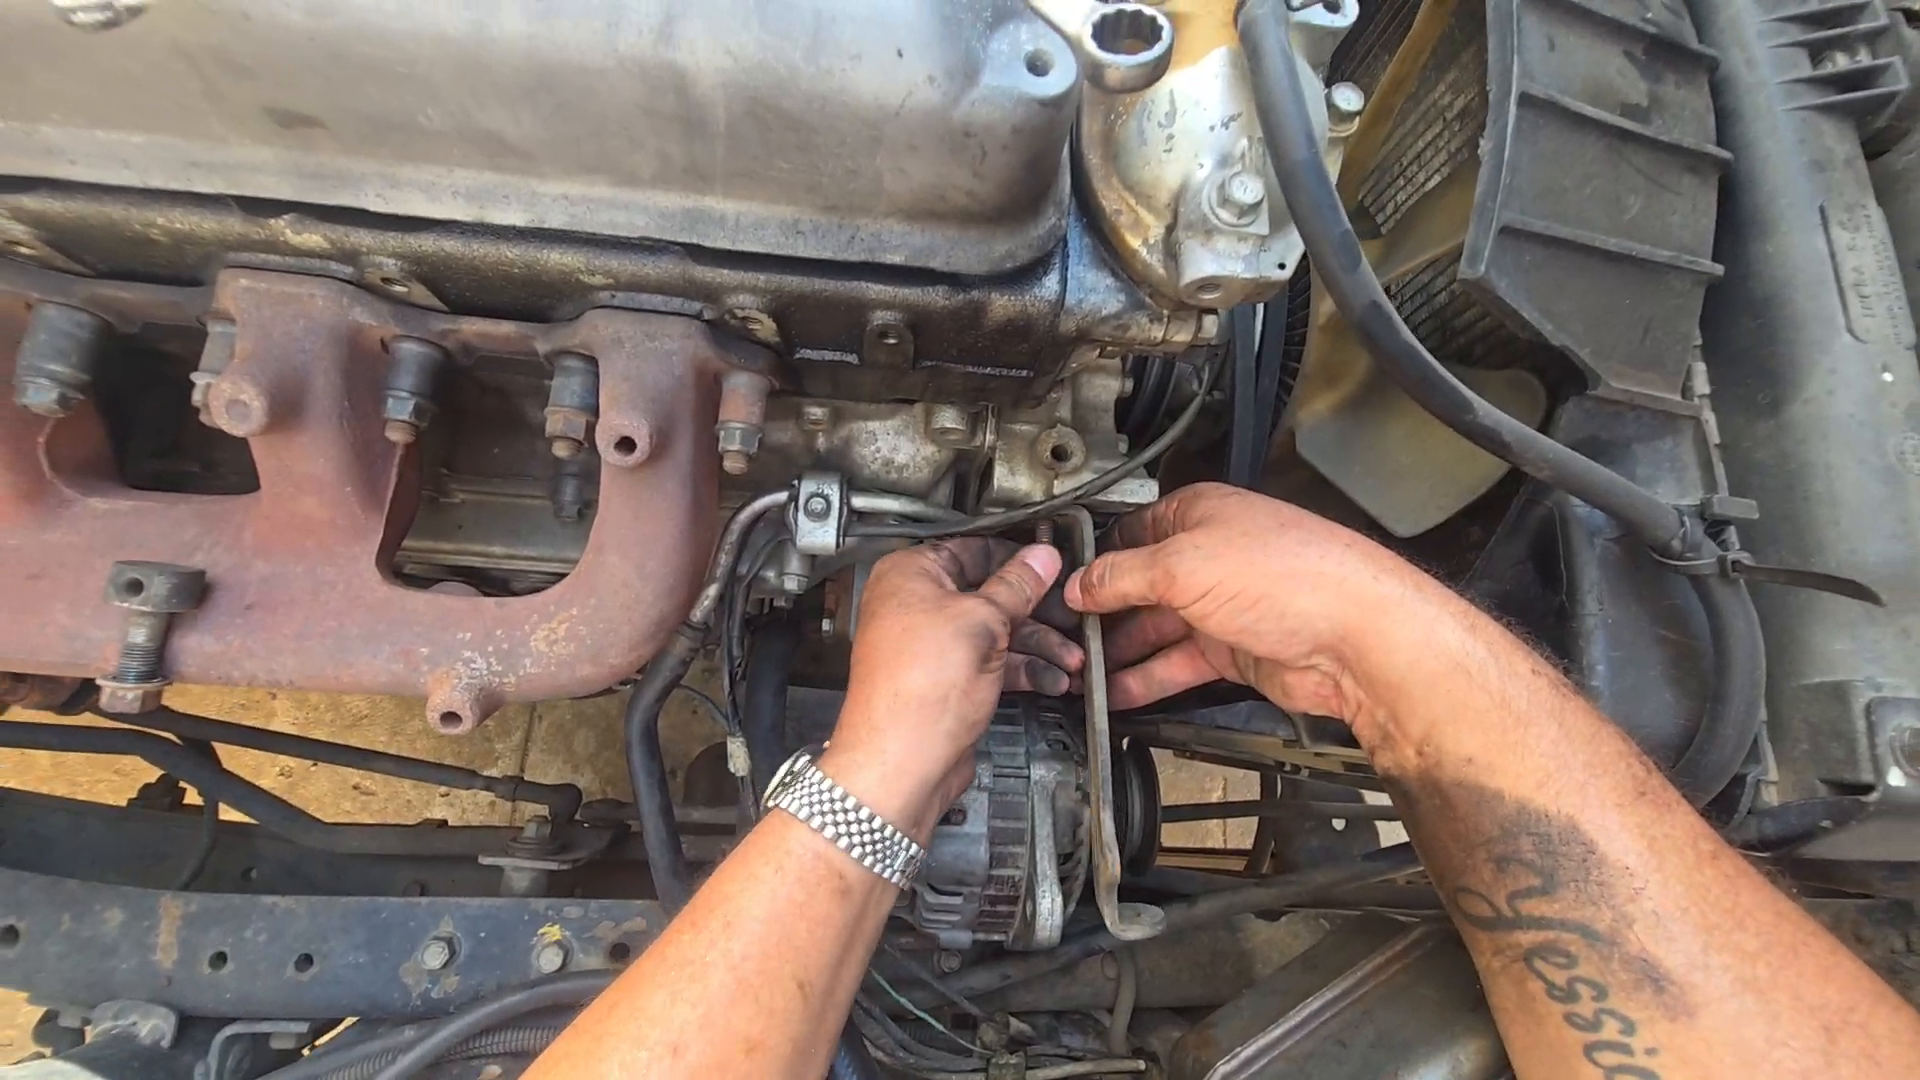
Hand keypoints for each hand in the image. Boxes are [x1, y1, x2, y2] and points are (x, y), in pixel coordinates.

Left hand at [826, 538, 1079, 840]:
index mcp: (910, 574)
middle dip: (1035, 610)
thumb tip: (1039, 558)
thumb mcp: (982, 622)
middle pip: (989, 593)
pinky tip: (1052, 679)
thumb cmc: (918, 691)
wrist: (901, 763)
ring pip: (995, 631)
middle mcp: (916, 604)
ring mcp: (932, 644)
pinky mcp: (947, 678)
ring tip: (1071, 658)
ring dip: (1037, 645)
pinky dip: (1021, 669)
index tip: (1050, 565)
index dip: (1016, 557)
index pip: (972, 549)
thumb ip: (1017, 587)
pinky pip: (991, 662)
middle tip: (1070, 617)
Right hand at [1065, 483, 1458, 721]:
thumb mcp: (1181, 565)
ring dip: (1118, 654)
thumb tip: (1080, 583)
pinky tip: (1117, 693)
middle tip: (1064, 640)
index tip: (1061, 591)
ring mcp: (1220, 604)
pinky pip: (1176, 663)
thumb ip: (1120, 576)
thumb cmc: (1290, 577)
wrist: (1360, 639)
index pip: (1126, 536)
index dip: (1092, 565)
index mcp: (1195, 515)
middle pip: (1136, 587)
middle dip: (1100, 615)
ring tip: (1080, 675)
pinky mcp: (1233, 648)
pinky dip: (1147, 679)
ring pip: (1154, 630)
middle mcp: (1207, 556)